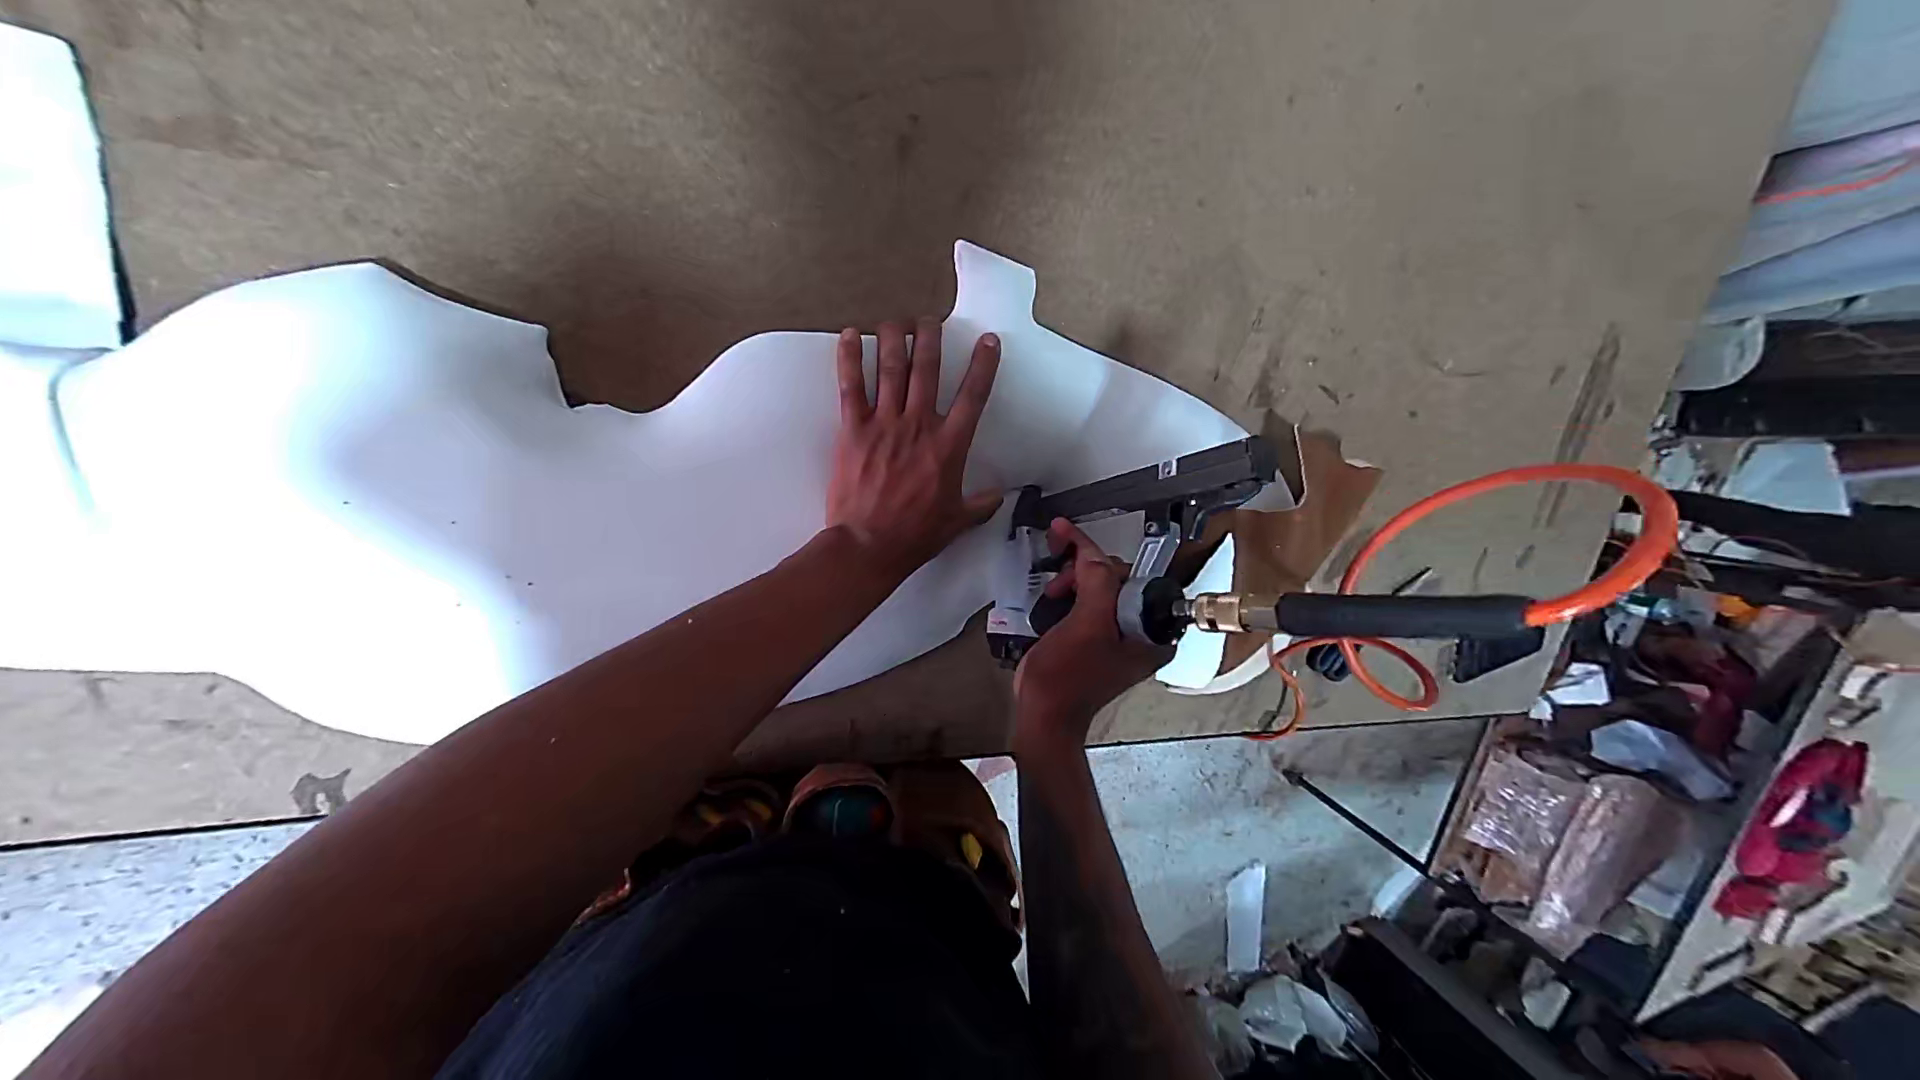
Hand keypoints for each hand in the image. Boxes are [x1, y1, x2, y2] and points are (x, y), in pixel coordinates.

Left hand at [827, 318, 1003, 580]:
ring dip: (894, 338)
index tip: (988, 341)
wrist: (868, 545)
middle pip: (927, 369)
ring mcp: (884, 425)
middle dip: (930, 337)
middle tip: (930, 320)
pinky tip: (850, 336)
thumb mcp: (957, 521)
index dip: (983, 365)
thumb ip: (981, 505)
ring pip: (891, 369)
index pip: (972, 396)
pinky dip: (850, 359)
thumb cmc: (914, 534)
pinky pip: (851, 387)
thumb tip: (999, 497)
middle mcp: (918, 426)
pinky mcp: (853, 430)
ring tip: (897, 320)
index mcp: (948, 446)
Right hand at [1013, 519, 1173, 754]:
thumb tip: (1091, 553)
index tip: (1068, 538)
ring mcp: (1120, 637)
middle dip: (1083, 570)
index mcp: (1153, 631)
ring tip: (1052, 591)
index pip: (1132, 576)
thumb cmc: (1066, 678)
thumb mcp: (1086, 625)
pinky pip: (1089, 604)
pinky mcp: (1098, 640)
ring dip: (1074, 580)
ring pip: (1101, 589)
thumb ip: (1096, 583)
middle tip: (1056, 574)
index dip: (1098, 557)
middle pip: (1117, 580)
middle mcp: (1143, 632)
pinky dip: (1071, 593)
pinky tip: (1055, 597)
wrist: (1043, 714)